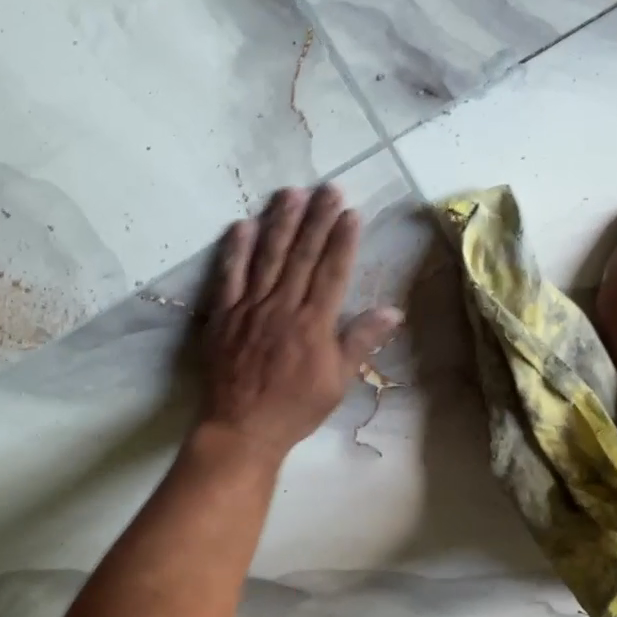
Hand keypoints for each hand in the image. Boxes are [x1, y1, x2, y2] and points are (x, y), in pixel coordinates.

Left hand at [201, 185, 403, 461]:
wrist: (242, 428)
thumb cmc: (295, 408)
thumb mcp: (338, 381)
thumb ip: (360, 341)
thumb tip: (393, 311)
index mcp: (313, 323)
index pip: (332, 272)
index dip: (342, 240)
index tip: (351, 212)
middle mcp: (283, 307)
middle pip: (302, 255)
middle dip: (317, 219)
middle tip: (327, 188)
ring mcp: (250, 308)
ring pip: (267, 257)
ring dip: (280, 222)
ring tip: (290, 193)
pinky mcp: (223, 314)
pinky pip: (228, 276)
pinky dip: (236, 250)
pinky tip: (243, 224)